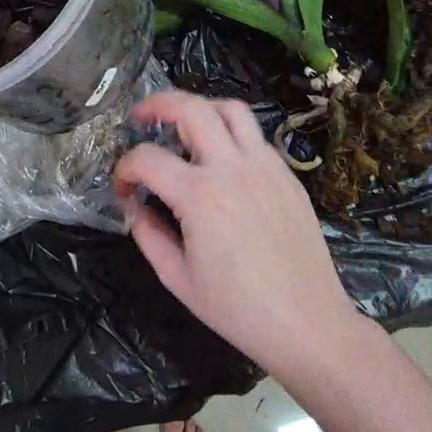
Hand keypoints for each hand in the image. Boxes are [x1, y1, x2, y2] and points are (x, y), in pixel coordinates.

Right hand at [115, 92, 362, 369]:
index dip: (124, 169)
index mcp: (200, 197)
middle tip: (141, 118)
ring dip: (201, 108)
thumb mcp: (177, 279)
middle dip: (157, 105)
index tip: (123, 188)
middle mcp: (232, 169)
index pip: (147, 158)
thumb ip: (148, 235)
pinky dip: (231, 134)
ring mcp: (265, 168)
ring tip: (185, 125)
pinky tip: (222, 159)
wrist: (309, 325)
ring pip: (231, 109)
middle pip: (190, 108)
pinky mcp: (287, 176)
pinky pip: (256, 137)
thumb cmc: (238, 310)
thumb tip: (135, 207)